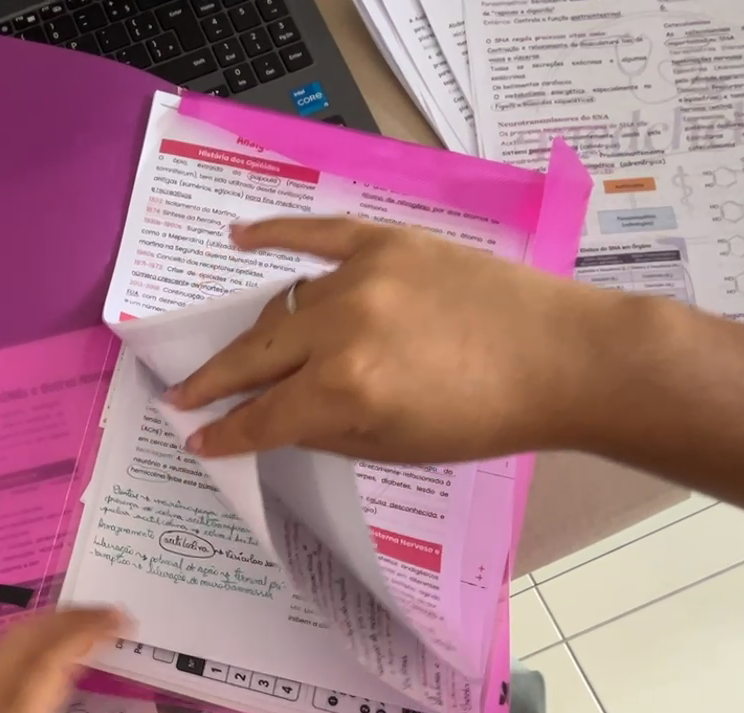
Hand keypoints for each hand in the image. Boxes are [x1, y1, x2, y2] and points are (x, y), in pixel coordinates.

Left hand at [0, 609, 165, 712]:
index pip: (51, 661)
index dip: (89, 631)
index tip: (122, 621)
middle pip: (24, 636)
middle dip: (70, 616)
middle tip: (108, 616)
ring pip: (2, 647)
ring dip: (45, 633)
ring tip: (84, 635)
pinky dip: (20, 658)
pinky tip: (44, 669)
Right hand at [166, 217, 628, 462]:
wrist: (563, 358)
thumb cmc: (479, 421)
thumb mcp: (389, 449)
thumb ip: (318, 431)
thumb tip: (271, 420)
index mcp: (345, 390)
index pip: (261, 416)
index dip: (224, 433)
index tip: (195, 439)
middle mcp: (342, 329)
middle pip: (254, 356)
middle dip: (211, 382)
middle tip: (180, 396)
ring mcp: (363, 276)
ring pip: (280, 307)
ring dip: (253, 337)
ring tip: (234, 355)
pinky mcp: (388, 241)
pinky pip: (317, 234)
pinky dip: (275, 234)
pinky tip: (239, 238)